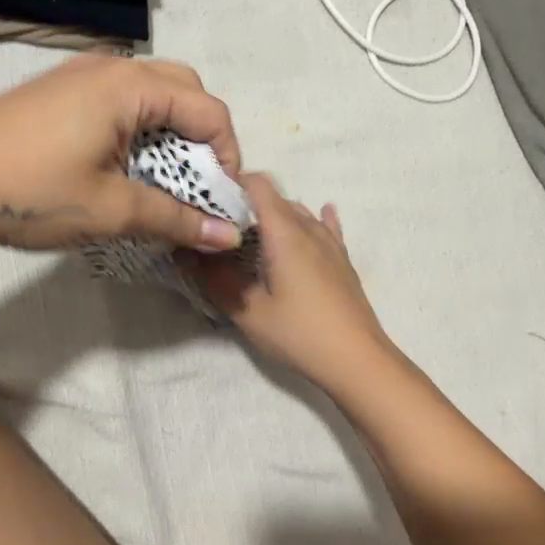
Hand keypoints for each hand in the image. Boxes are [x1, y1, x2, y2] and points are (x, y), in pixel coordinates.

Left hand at [0, 54, 244, 252]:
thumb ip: (174, 219)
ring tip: (159, 182)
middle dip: (200, 137)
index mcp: (130, 86)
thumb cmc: (29, 191)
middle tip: (194, 186)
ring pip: (149, 92)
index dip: (226, 157)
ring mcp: (78, 73)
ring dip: (167, 132)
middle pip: (183, 90)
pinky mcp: (57, 89)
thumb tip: (228, 235)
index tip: (219, 202)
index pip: (208, 110)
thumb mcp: (109, 210)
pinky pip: (118, 98)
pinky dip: (136, 127)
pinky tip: (119, 167)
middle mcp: (110, 67)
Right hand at [189, 175, 393, 389]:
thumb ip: (216, 279)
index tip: (209, 199)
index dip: (232, 182)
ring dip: (275, 216)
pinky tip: (320, 214)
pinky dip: (316, 218)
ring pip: (299, 212)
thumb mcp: (248, 311)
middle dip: (247, 204)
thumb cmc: (299, 334)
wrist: (358, 361)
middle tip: (220, 226)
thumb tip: (187, 254)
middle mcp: (308, 228)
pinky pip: (327, 227)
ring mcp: (330, 243)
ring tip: (253, 235)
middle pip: (276, 198)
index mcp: (284, 232)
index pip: (259, 184)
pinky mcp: (343, 260)